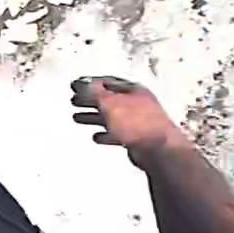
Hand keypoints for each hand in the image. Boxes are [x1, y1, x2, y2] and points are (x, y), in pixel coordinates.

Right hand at [70, 77, 189, 163]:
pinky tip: (96, 137)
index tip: (75, 85)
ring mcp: (139, 121)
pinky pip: (117, 133)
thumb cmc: (137, 122)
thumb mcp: (109, 102)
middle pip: (108, 99)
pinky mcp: (138, 138)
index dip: (89, 83)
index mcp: (134, 90)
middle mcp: (138, 104)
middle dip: (89, 100)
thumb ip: (93, 92)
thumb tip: (83, 84)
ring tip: (77, 118)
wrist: (159, 150)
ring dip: (93, 117)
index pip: (107, 82)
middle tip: (74, 100)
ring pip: (110, 116)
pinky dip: (105, 134)